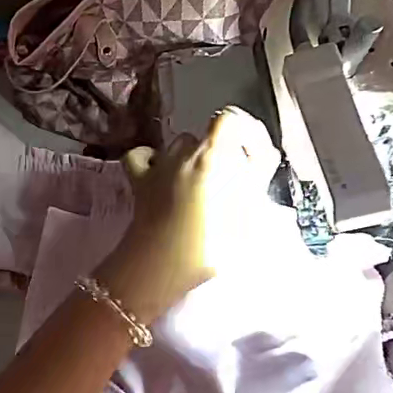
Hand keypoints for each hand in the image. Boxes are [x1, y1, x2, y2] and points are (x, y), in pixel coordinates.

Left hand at [93, 107, 277, 322]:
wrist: (156, 271)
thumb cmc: (201, 252)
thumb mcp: (239, 229)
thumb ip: (249, 202)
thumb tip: (254, 188)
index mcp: (207, 162)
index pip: (227, 121)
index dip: (241, 129)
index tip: (249, 151)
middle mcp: (180, 157)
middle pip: (202, 138)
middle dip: (215, 152)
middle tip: (224, 179)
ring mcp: (156, 167)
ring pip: (175, 145)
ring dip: (187, 157)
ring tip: (195, 182)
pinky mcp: (138, 182)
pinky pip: (141, 156)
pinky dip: (150, 159)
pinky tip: (159, 173)